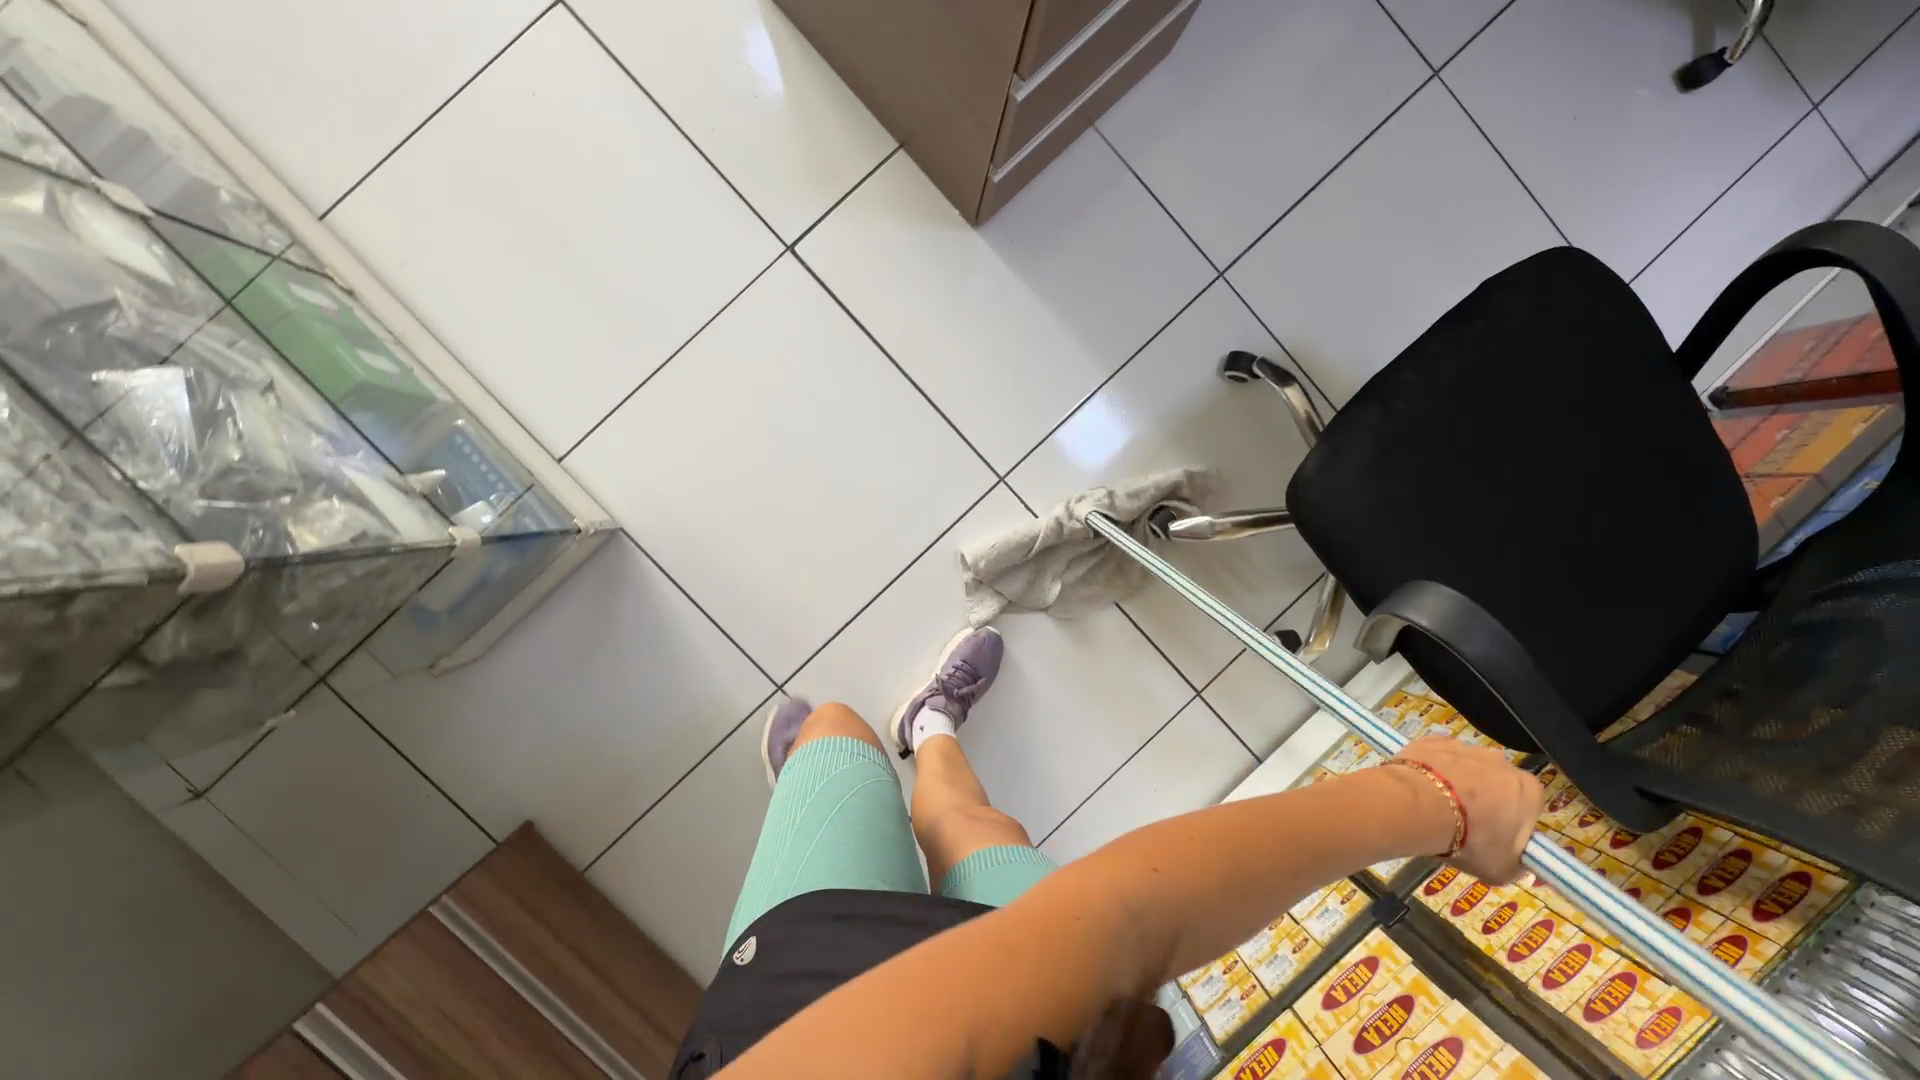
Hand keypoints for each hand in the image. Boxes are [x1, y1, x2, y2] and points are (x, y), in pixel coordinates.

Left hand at [1388, 736, 1544, 883]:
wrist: (1417, 806)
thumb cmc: (1469, 839)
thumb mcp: (1501, 869)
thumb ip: (1515, 866)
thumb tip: (1518, 867)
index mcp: (1528, 790)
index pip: (1527, 806)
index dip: (1510, 823)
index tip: (1492, 836)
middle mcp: (1501, 761)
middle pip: (1495, 783)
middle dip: (1483, 799)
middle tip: (1461, 823)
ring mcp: (1464, 746)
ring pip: (1464, 766)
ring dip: (1455, 781)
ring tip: (1435, 805)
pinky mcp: (1431, 740)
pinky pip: (1436, 755)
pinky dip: (1430, 767)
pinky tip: (1419, 785)